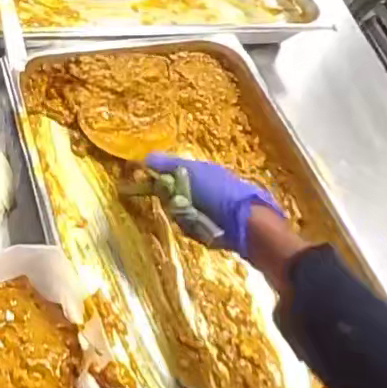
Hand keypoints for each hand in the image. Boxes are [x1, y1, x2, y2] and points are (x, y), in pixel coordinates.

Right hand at [144, 153, 283, 260]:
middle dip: (171, 202)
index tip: (137, 186)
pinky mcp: (211, 227)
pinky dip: (193, 230)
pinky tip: (202, 230)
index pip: (167, 171)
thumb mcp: (192, 173)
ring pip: (178, 213)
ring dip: (183, 217)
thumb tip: (144, 157)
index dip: (154, 179)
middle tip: (178, 206)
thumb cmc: (220, 194)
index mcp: (199, 170)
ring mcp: (207, 208)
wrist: (249, 225)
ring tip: (195, 220)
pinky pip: (190, 227)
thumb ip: (168, 165)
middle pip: (170, 195)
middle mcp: (202, 187)